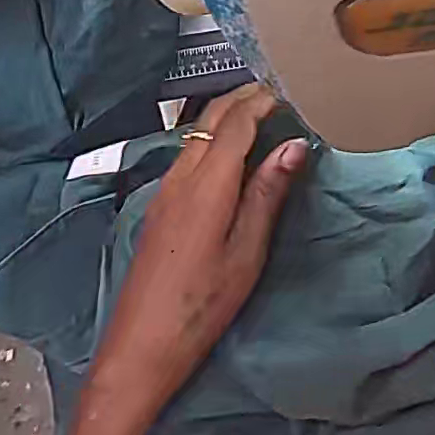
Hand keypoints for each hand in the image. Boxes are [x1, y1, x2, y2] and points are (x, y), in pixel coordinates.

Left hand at [86, 84, 309, 431]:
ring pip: (196, 134)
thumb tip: (294, 145)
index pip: (234, 124)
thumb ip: (267, 193)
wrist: (140, 346)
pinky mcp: (159, 206)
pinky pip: (188, 153)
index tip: (288, 89)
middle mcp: (180, 177)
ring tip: (258, 112)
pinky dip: (213, 137)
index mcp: (206, 185)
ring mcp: (164, 190)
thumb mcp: (246, 251)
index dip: (261, 101)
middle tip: (275, 90)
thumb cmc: (202, 304)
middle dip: (241, 98)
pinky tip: (229, 151)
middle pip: (209, 120)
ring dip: (226, 115)